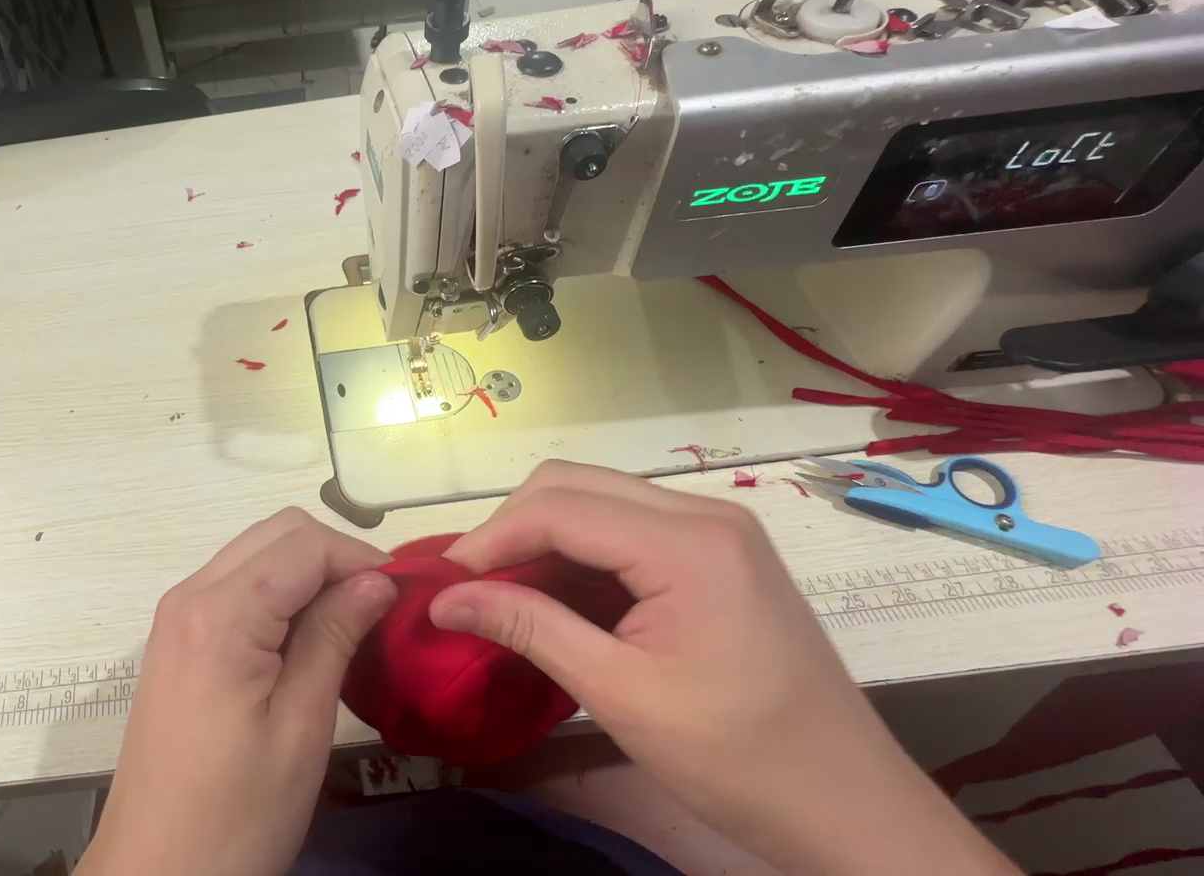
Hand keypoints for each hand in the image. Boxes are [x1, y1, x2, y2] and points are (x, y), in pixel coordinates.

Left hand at [78, 508, 395, 875]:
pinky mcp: (178, 634)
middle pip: (276, 533)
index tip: (402, 593)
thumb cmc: (236, 813)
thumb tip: (377, 580)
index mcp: (220, 613)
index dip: (359, 557)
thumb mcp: (301, 728)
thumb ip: (334, 637)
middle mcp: (190, 593)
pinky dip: (279, 590)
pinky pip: (237, 582)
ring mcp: (178, 612)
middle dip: (334, 555)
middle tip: (377, 606)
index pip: (303, 544)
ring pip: (257, 551)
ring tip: (349, 621)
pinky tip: (305, 634)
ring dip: (307, 571)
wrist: (154, 872)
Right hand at [428, 461, 1016, 874]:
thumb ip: (528, 627)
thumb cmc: (739, 760)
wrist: (852, 810)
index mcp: (688, 544)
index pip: (558, 508)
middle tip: (471, 586)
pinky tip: (553, 596)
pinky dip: (575, 554)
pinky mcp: (713, 551)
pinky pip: (622, 527)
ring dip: (539, 539)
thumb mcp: (620, 695)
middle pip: (572, 485)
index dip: (489, 539)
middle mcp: (702, 513)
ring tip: (501, 592)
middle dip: (510, 529)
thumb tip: (443, 599)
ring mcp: (712, 528)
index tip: (443, 584)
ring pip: (593, 499)